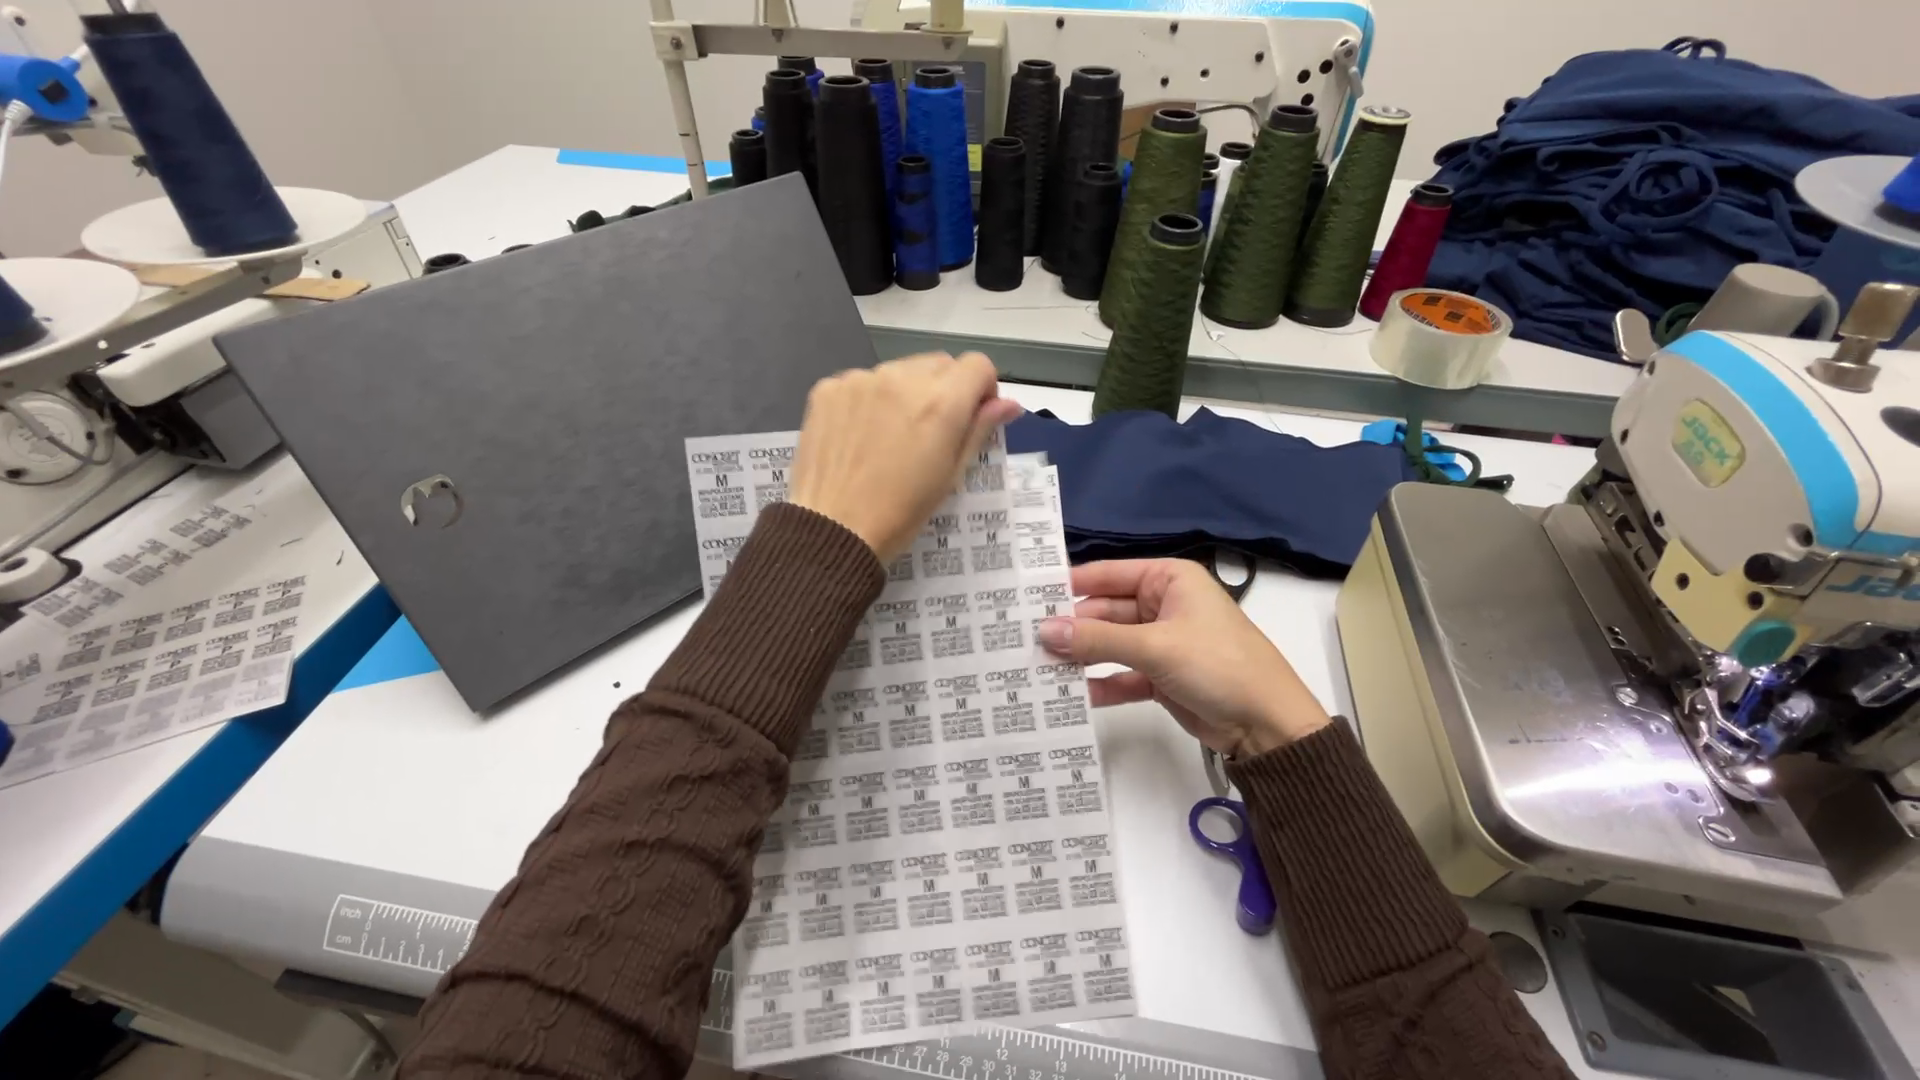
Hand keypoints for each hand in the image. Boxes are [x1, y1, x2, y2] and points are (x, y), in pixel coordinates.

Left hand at [790, 352, 1022, 560]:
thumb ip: (980, 429)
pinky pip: (862, 382)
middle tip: (931, 433)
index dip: (982, 390)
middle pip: (939, 364)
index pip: (979, 365)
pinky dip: (869, 400)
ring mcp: (861, 380)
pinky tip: (860, 436)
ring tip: (891, 437)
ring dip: (905, 392)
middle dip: (945, 389)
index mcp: (941, 402)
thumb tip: (1009, 404)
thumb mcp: (950, 475)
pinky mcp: (828, 388)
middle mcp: (902, 378)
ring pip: (899, 370)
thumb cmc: (900, 513)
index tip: (972, 418)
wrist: (832, 530)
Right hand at [1036, 559, 1330, 756]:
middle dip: (1070, 627)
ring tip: (1036, 667)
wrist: (1268, 725)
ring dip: (1081, 657)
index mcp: (1168, 579)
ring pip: (1110, 644)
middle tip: (1022, 640)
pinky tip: (1069, 696)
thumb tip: (1043, 630)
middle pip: (1104, 612)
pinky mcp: (1161, 677)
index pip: (1107, 575)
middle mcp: (1163, 605)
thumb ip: (1097, 639)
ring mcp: (1162, 643)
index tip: (1025, 596)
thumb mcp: (1155, 647)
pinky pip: (1122, 674)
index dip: (1068, 585)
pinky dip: (1100, 683)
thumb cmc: (1218, 666)